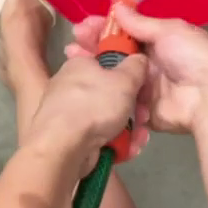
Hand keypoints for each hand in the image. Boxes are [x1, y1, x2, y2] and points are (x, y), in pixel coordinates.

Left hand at [22, 51, 148, 172]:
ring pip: (106, 118)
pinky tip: (128, 149)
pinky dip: (114, 142)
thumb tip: (139, 59)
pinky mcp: (69, 136)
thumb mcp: (124, 79)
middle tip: (143, 117)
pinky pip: (98, 136)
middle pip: (109, 94)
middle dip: (132, 108)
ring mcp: (68, 113)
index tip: (142, 87)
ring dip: (128, 128)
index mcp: (79, 65)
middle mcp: (70, 86)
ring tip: (139, 137)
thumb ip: (136, 67)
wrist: (63, 144)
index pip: (106, 64)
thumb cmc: (94, 104)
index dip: (127, 75)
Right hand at [66, 5, 207, 140]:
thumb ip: (140, 23)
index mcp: (159, 42)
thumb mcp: (169, 31)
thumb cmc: (193, 58)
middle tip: (74, 41)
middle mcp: (150, 64)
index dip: (105, 28)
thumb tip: (118, 6)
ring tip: (72, 59)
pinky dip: (103, 92)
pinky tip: (84, 84)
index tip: (84, 25)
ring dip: (93, 67)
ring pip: (113, 76)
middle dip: (93, 46)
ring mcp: (144, 88)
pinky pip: (119, 100)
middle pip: (116, 53)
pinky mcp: (141, 111)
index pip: (126, 32)